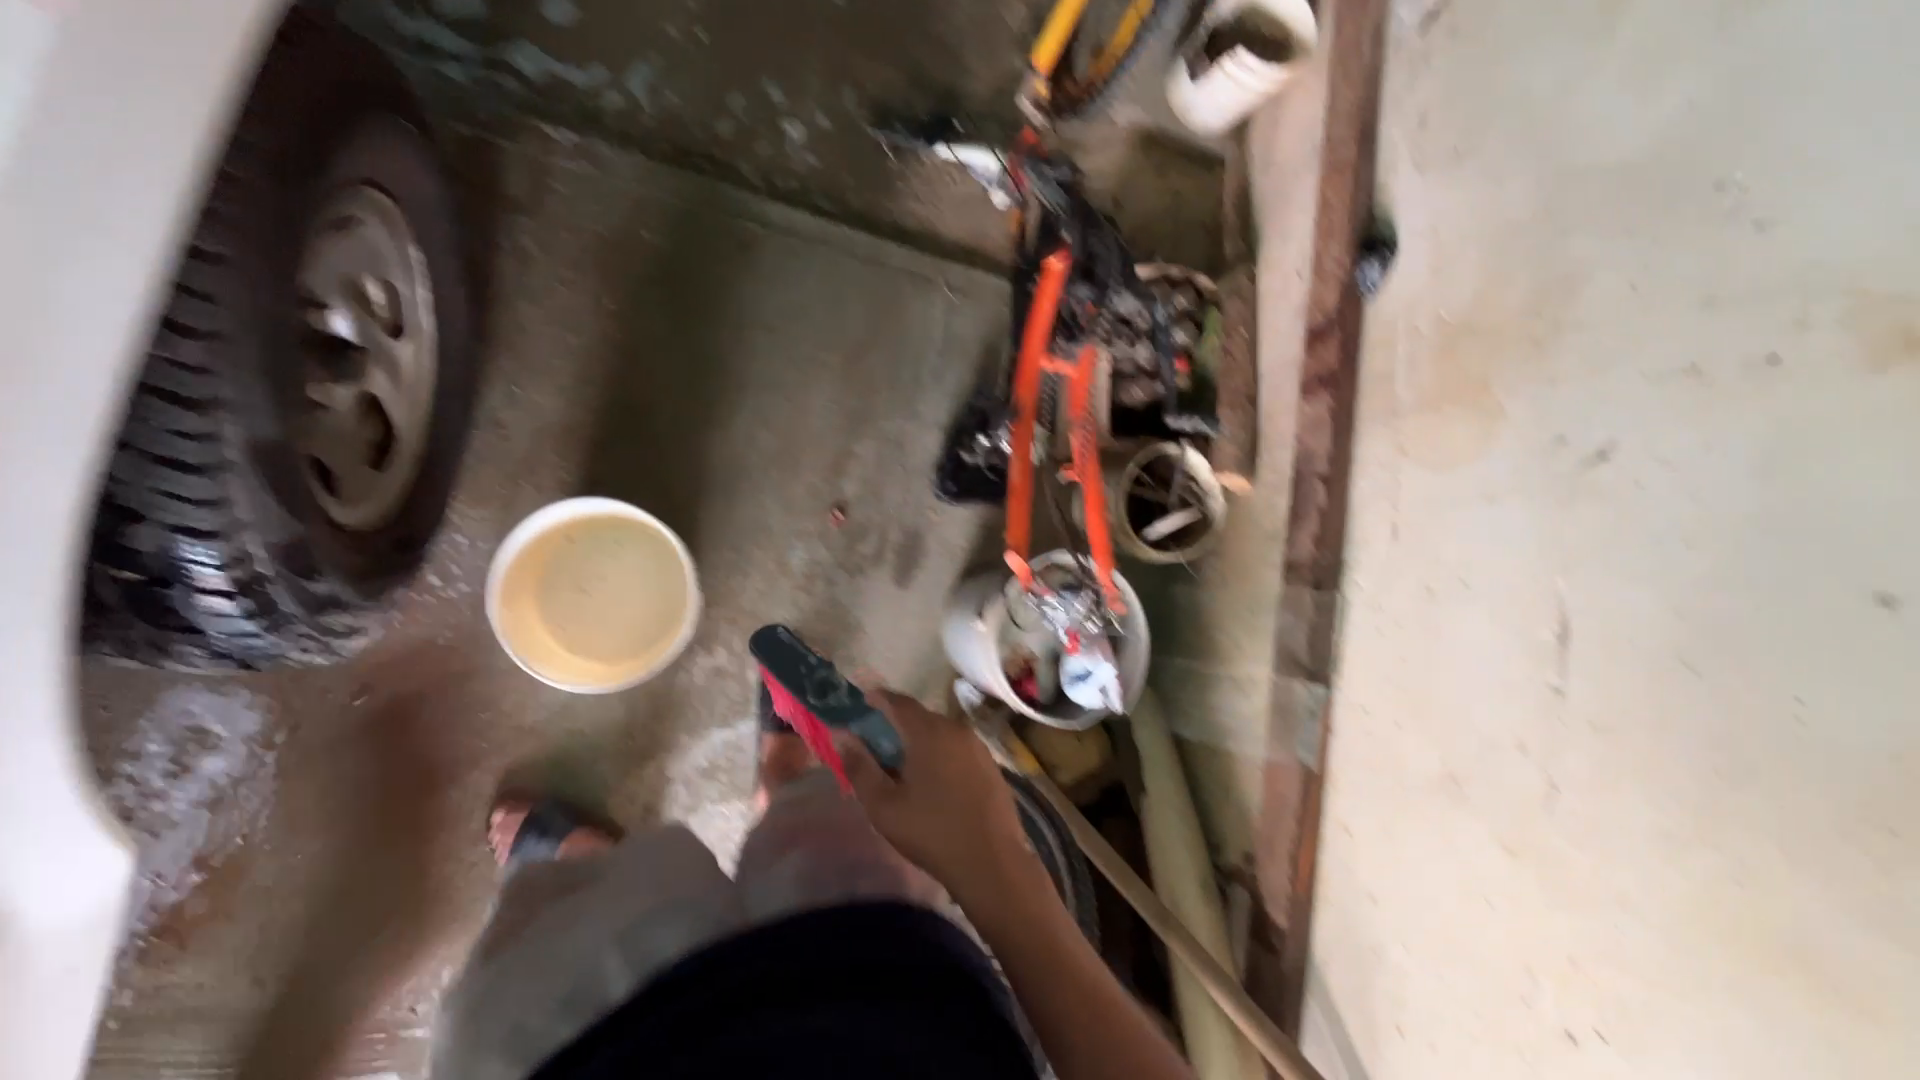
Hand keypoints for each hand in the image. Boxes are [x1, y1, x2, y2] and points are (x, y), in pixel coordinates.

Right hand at [837, 690, 1037, 903]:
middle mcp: (957, 730)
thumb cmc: (930, 831)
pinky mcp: (992, 767)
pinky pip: (958, 750)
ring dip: (921, 742)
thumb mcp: (883, 805)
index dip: (879, 698)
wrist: (991, 862)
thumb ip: (860, 767)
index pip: (899, 702)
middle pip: (921, 717)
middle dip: (897, 724)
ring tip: (903, 765)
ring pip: (942, 734)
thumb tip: (842, 736)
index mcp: (929, 732)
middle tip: (876, 743)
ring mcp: (979, 748)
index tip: (862, 700)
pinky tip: (934, 782)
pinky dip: (941, 756)